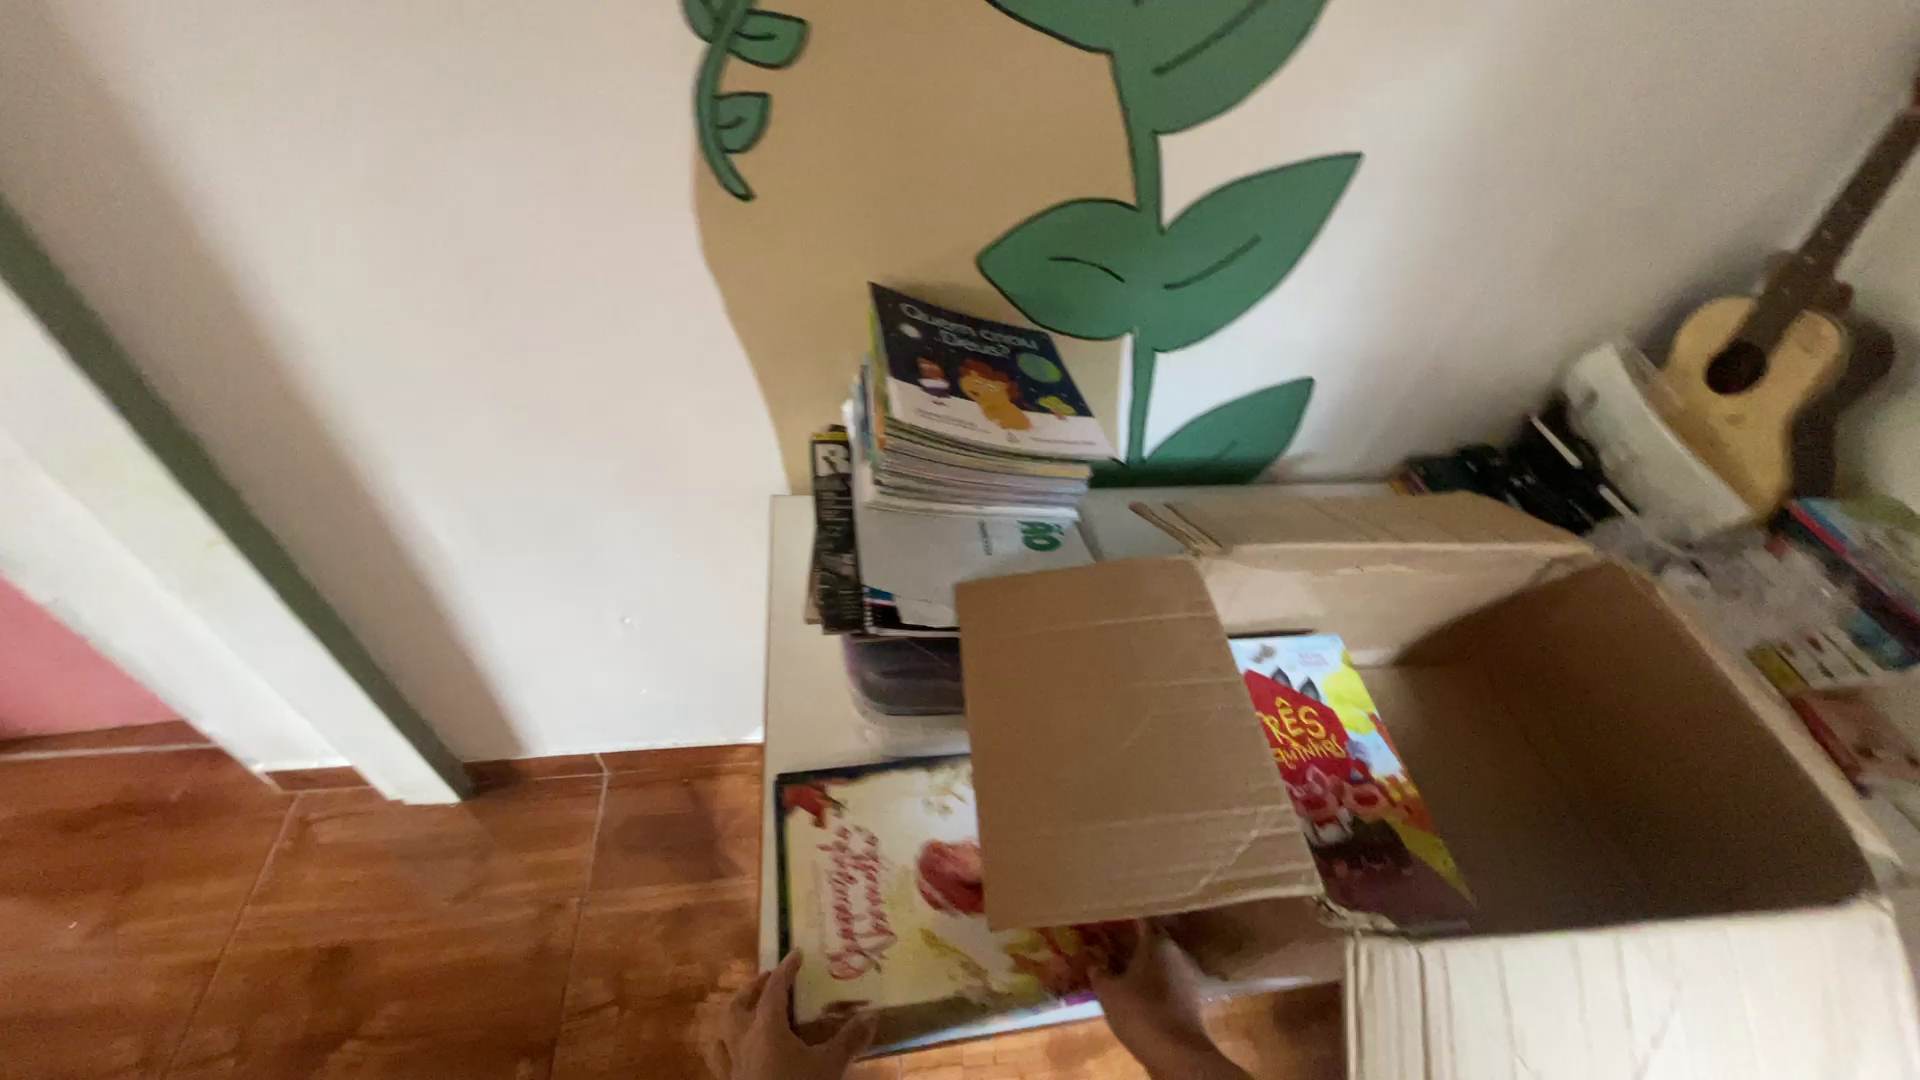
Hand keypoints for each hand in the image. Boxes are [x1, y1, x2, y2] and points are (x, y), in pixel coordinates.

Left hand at [703, 950, 878, 1079]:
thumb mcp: (829, 1067)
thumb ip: (849, 1039)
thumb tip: (872, 1014)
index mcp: (766, 1028)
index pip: (774, 989)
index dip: (786, 969)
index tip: (796, 953)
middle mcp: (743, 1041)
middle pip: (739, 1005)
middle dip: (754, 987)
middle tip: (770, 978)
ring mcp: (732, 1067)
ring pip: (724, 1031)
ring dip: (736, 1014)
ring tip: (750, 1009)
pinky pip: (720, 1061)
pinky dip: (725, 1048)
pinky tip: (736, 1051)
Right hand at [1091, 920, 1249, 1079]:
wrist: (1177, 1054)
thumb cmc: (1140, 1012)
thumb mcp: (1109, 991)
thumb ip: (1098, 972)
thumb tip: (1091, 962)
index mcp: (1156, 941)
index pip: (1139, 920)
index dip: (1122, 919)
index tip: (1107, 920)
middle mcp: (1175, 952)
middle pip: (1151, 939)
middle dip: (1132, 941)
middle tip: (1109, 944)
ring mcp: (1186, 975)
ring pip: (1160, 960)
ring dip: (1143, 963)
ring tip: (1121, 968)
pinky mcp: (1191, 998)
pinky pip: (1167, 980)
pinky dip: (1154, 982)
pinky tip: (1139, 991)